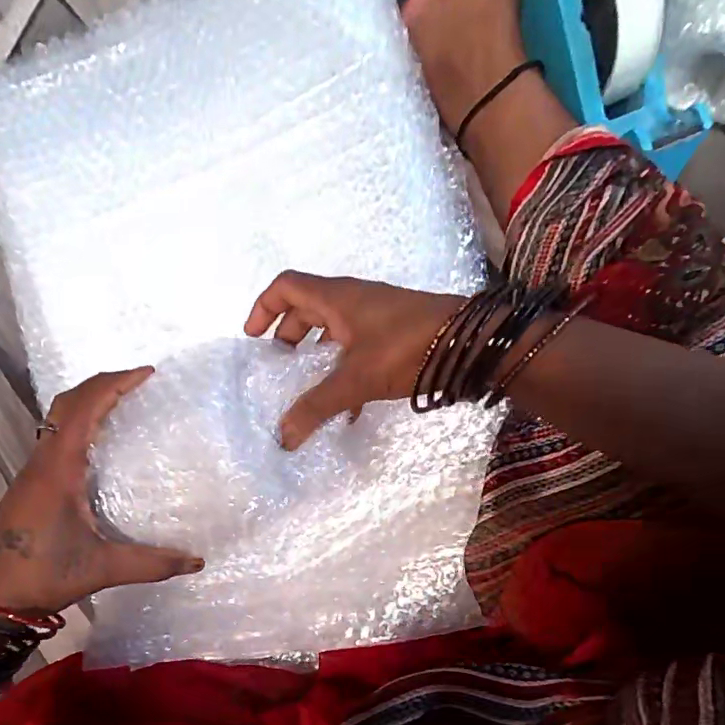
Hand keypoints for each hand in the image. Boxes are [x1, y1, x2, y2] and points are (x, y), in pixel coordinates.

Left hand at [0, 368, 203, 615]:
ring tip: (124, 403)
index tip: (147, 374)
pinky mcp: (32, 484)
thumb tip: (197, 561)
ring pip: (59, 418)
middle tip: (139, 382)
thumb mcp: (103, 569)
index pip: (85, 408)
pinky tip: (101, 444)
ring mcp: (34, 471)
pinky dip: (81, 423)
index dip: (115, 383)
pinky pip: (57, 437)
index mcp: (59, 468)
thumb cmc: (41, 574)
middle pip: (68, 402)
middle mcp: (44, 460)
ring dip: (89, 401)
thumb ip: (152, 564)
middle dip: (103, 383)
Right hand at [244, 271, 467, 449]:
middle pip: (308, 310)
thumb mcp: (356, 379)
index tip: (253, 338)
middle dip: (289, 337)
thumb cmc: (408, 347)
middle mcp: (353, 302)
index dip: (264, 307)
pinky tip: (347, 409)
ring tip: (308, 390)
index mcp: (337, 298)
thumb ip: (317, 406)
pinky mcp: (395, 336)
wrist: (471, 344)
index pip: (287, 287)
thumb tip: (283, 437)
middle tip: (279, 367)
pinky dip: (345, 372)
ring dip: (318, 357)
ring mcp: (376, 318)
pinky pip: (357, 350)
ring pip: (334, 332)